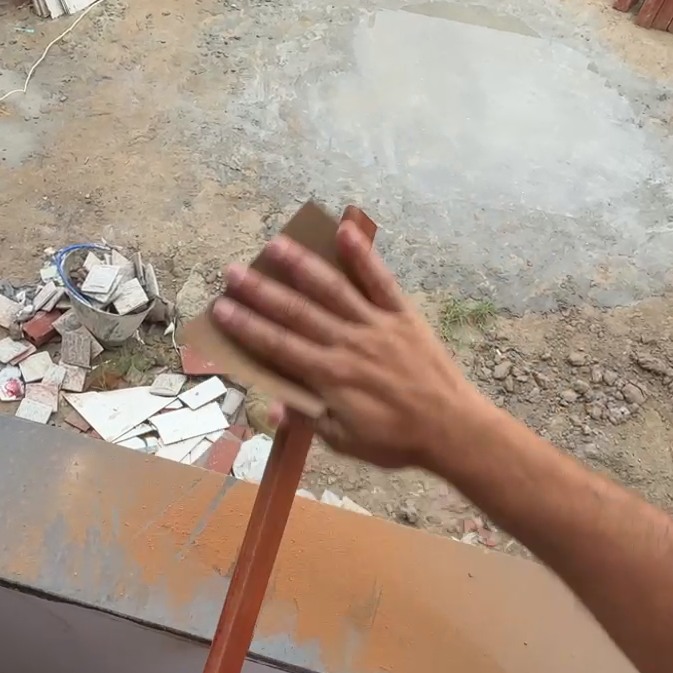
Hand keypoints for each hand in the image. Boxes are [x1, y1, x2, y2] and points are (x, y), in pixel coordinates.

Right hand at [212, 222, 491, 470]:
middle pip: (296, 312)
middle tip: (233, 271)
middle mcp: (347, 343)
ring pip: (332, 289)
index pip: (277, 346)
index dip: (246, 326)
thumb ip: (308, 419)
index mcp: (329, 376)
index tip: (221, 308)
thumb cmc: (395, 440)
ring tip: (275, 244)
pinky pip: (379, 281)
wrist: (451, 429)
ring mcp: (375, 325)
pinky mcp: (402, 316)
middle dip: (260, 291)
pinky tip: (343, 230)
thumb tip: (272, 406)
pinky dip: (362, 255)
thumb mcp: (344, 442)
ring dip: (301, 266)